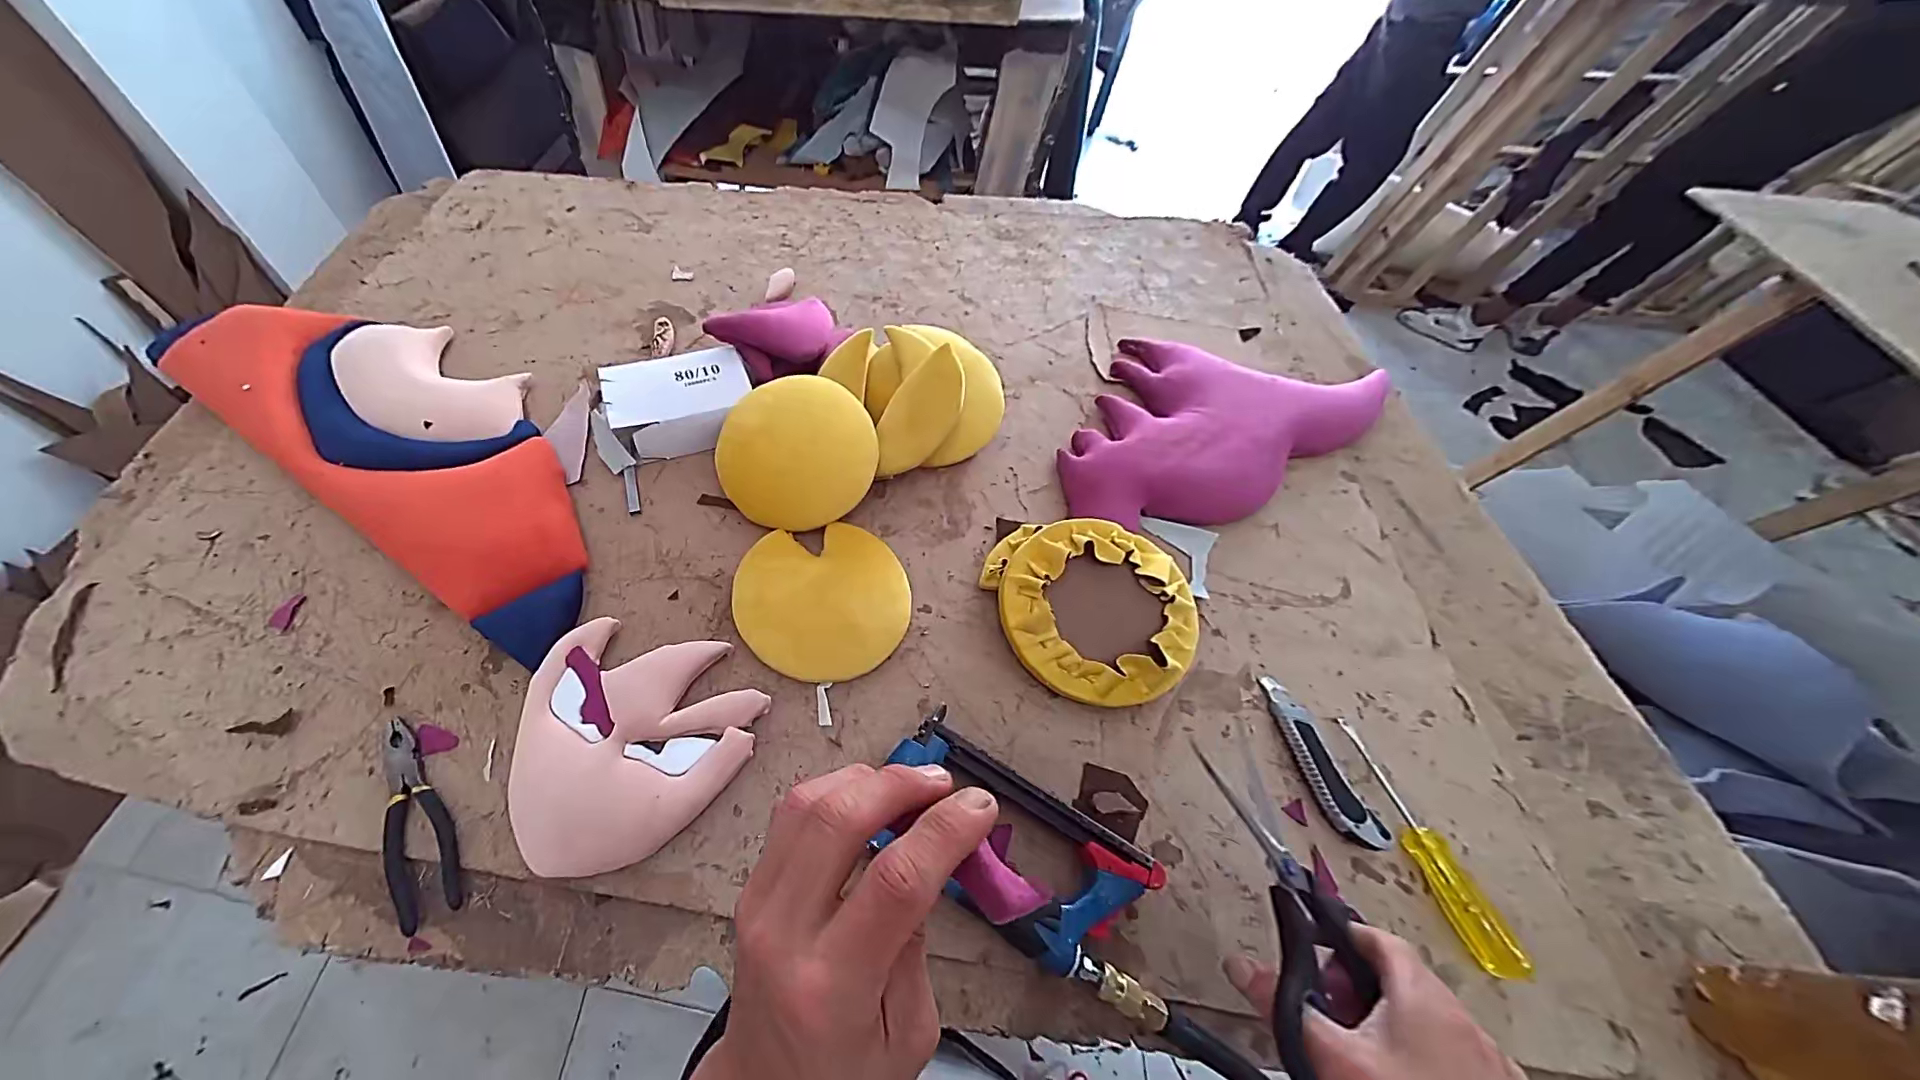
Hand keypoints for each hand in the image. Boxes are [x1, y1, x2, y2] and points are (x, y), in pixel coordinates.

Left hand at [693, 763, 998, 1079]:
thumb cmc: (839, 1072)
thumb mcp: (907, 1033)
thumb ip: (919, 944)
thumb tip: (934, 858)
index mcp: (832, 986)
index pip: (895, 882)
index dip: (945, 831)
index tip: (979, 807)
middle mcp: (784, 935)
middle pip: (837, 821)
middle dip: (900, 785)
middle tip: (942, 784)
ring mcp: (758, 903)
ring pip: (807, 803)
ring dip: (868, 779)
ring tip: (909, 786)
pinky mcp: (752, 885)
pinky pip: (791, 812)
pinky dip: (837, 788)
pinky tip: (869, 795)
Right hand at [1223, 925, 1523, 1079]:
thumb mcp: (1332, 1056)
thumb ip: (1283, 1005)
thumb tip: (1242, 967)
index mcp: (1424, 996)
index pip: (1378, 938)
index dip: (1342, 938)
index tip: (1319, 950)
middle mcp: (1464, 1021)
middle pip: (1399, 978)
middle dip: (1357, 985)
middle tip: (1331, 1012)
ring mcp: (1487, 1061)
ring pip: (1425, 1019)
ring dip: (1388, 1021)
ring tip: (1358, 1051)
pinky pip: (1450, 1054)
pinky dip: (1419, 1054)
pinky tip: (1394, 1075)